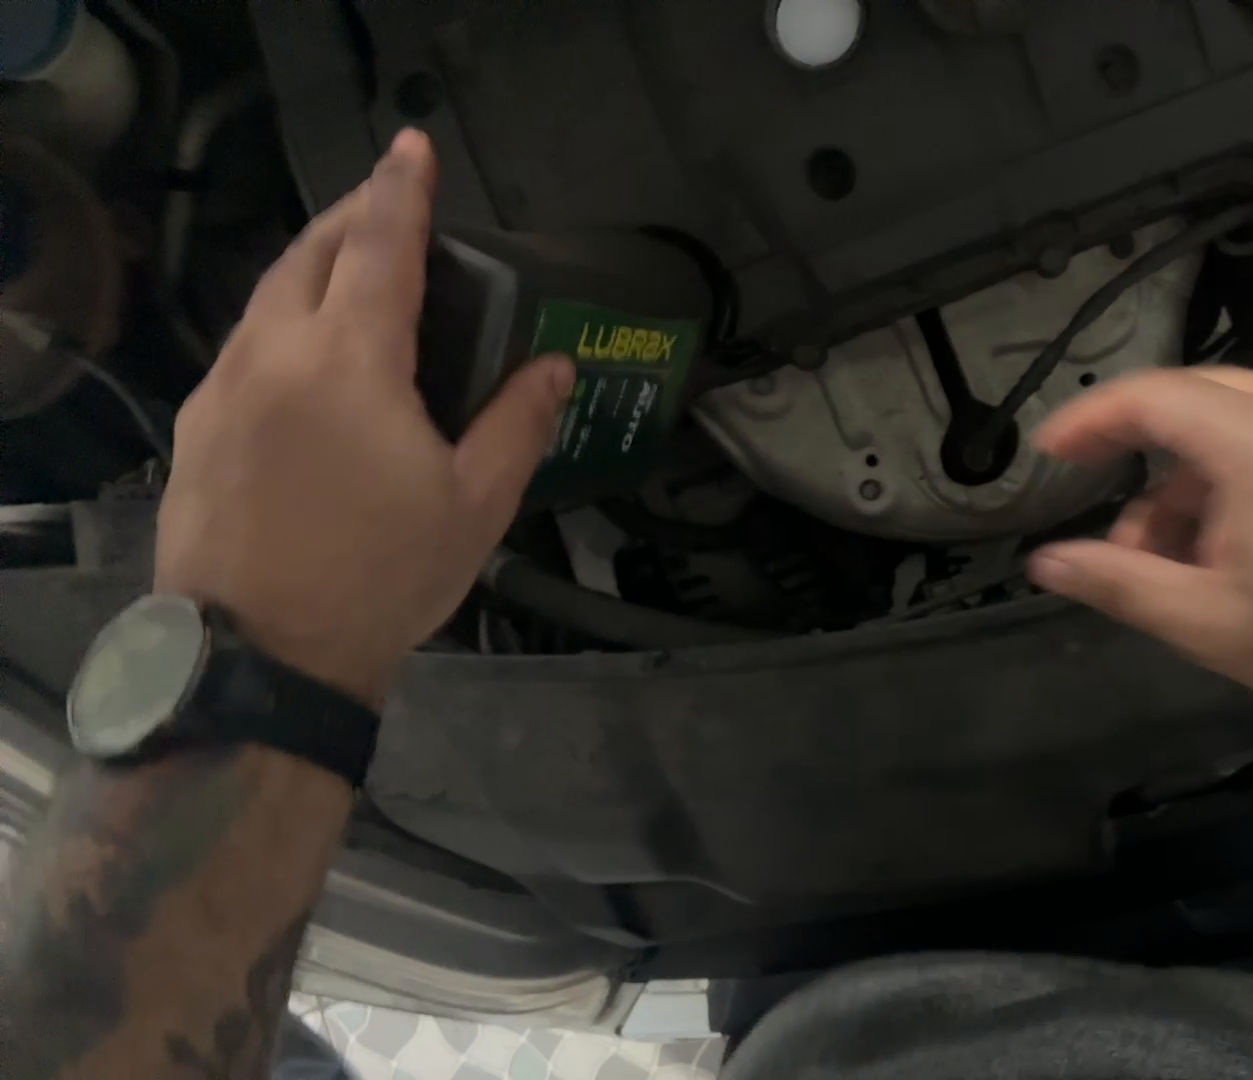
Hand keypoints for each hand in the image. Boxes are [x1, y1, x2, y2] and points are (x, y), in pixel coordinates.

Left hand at [156, 130, 572, 703]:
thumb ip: (518, 422)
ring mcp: (222, 391)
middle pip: (304, 256)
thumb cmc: (389, 570)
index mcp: (348, 367)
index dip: (400, 194)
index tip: (412, 147)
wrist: (266, 650)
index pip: (377, 252)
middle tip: (395, 208)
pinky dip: (291, 322)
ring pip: (267, 299)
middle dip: (350, 218)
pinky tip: (324, 360)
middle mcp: (271, 358)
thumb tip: (554, 366)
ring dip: (317, 269)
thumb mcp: (480, 500)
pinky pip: (249, 346)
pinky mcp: (199, 427)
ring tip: (366, 279)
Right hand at [1027, 366, 1252, 721]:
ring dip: (1192, 481)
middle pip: (1192, 402)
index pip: (1151, 397)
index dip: (1089, 418)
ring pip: (1238, 423)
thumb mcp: (1208, 622)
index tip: (1049, 451)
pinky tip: (1245, 543)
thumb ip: (1117, 582)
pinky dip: (1240, 477)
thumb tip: (1043, 562)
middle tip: (1122, 532)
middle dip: (1141, 459)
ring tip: (1187, 561)